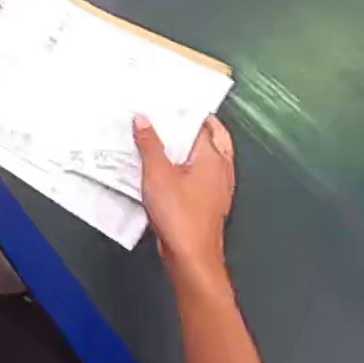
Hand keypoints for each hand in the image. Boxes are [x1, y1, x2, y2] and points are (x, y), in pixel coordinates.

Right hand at [135, 114, 235, 291]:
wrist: (191, 256)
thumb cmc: (180, 217)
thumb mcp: (156, 174)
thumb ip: (149, 144)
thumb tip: (142, 121)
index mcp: (213, 156)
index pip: (202, 124)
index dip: (185, 113)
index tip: (167, 106)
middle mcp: (221, 169)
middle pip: (213, 137)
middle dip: (194, 126)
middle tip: (171, 119)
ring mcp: (218, 187)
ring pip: (209, 156)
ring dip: (191, 147)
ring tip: (166, 141)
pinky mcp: (210, 201)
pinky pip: (202, 175)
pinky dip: (188, 166)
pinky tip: (169, 171)